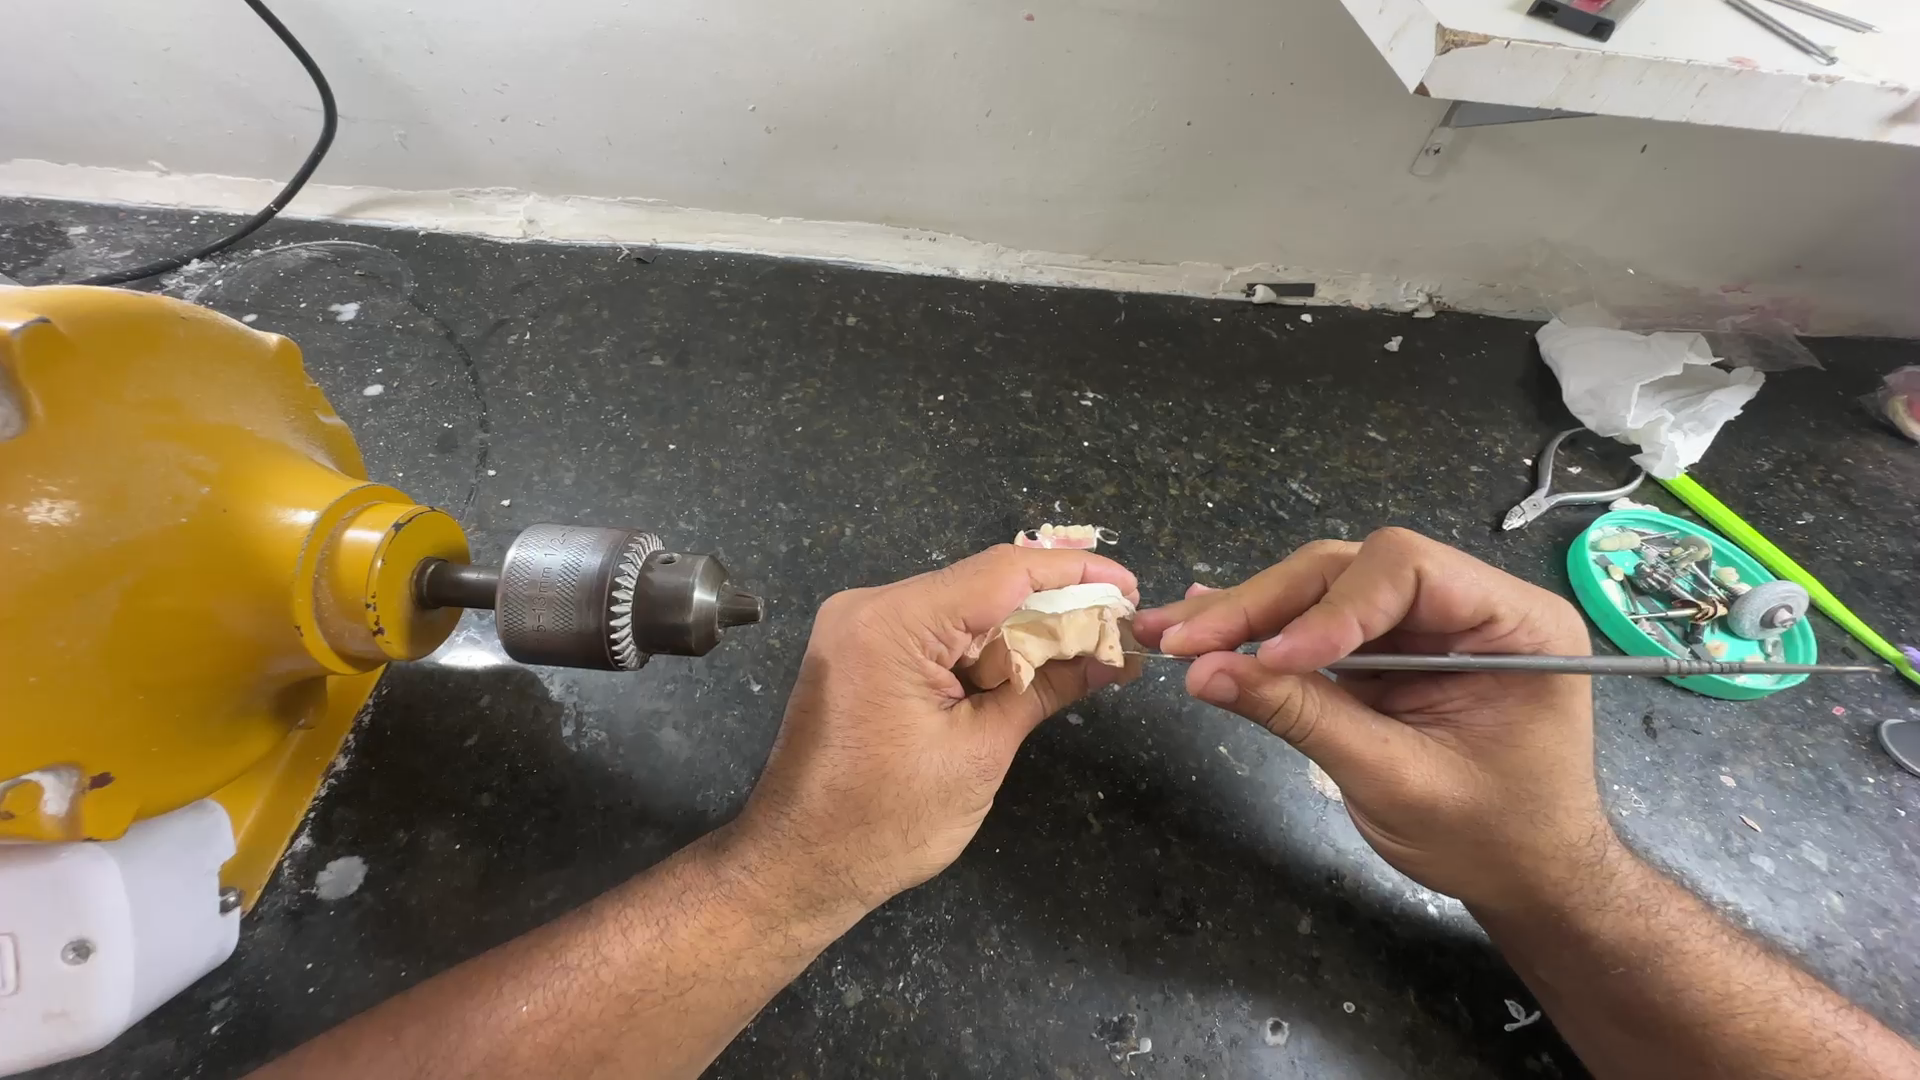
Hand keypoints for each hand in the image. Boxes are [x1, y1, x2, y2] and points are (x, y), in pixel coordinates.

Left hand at [728, 545, 1138, 916]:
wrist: (797, 863)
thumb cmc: (887, 822)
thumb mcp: (981, 751)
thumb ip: (1047, 688)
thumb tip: (1113, 657)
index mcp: (893, 623)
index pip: (1002, 571)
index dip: (1074, 572)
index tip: (1127, 585)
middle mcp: (870, 605)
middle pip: (982, 585)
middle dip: (1053, 606)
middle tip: (1115, 626)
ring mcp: (859, 624)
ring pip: (963, 607)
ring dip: (1022, 631)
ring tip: (1083, 651)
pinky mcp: (861, 647)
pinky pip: (937, 630)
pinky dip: (984, 648)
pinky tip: (1026, 666)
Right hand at [1131, 528, 1612, 913]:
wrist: (1521, 876)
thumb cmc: (1490, 837)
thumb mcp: (1395, 778)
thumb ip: (1301, 715)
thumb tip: (1203, 673)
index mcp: (1508, 622)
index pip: (1403, 570)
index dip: (1331, 607)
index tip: (1272, 659)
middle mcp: (1459, 602)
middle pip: (1340, 572)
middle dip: (1258, 606)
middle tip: (1180, 638)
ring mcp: (1412, 621)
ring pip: (1309, 591)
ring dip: (1237, 614)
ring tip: (1167, 632)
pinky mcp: (1374, 644)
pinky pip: (1305, 621)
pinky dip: (1252, 628)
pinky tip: (1202, 618)